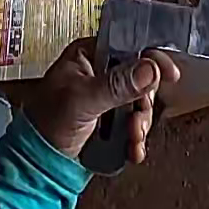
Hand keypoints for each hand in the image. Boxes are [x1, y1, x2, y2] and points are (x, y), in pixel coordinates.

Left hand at [26, 38, 179, 161]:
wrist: (38, 163)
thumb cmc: (50, 121)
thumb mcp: (84, 100)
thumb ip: (117, 85)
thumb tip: (150, 68)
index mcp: (87, 55)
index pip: (125, 45)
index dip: (150, 58)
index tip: (170, 74)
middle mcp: (97, 71)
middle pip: (139, 77)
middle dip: (143, 102)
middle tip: (137, 122)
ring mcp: (104, 96)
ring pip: (139, 103)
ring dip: (140, 123)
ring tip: (133, 141)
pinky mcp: (108, 120)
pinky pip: (133, 123)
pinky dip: (136, 137)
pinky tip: (133, 151)